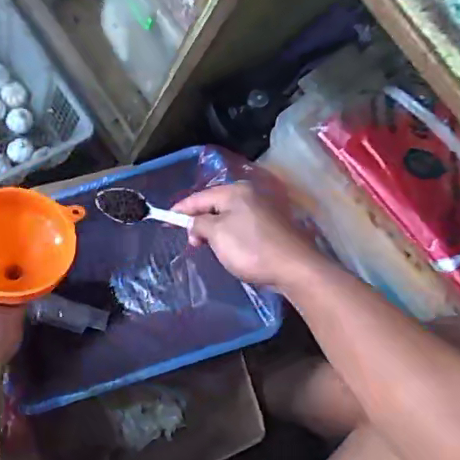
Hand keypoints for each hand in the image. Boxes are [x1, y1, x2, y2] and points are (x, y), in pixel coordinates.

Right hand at [172, 182, 321, 290]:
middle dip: (199, 220)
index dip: (181, 209)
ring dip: (214, 229)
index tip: (166, 219)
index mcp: (235, 191)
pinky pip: (242, 224)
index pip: (200, 197)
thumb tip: (196, 223)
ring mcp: (264, 209)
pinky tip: (228, 247)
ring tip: (207, 246)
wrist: (294, 267)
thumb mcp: (217, 234)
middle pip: (215, 204)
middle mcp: (251, 194)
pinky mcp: (272, 225)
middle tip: (190, 241)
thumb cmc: (251, 249)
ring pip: (229, 215)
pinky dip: (229, 233)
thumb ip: (199, 223)